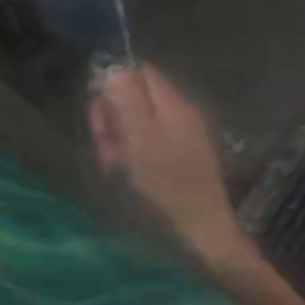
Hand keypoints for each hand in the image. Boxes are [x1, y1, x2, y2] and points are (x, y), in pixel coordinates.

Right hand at [89, 63, 251, 265]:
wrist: (203, 239)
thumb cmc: (163, 186)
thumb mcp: (135, 138)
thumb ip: (122, 97)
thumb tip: (109, 64)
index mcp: (172, 104)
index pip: (136, 70)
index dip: (111, 82)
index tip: (100, 107)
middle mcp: (181, 112)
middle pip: (132, 95)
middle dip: (112, 115)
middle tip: (108, 144)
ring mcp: (185, 136)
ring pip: (135, 120)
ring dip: (117, 137)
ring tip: (117, 163)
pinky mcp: (184, 158)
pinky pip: (145, 142)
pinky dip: (131, 153)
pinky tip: (129, 174)